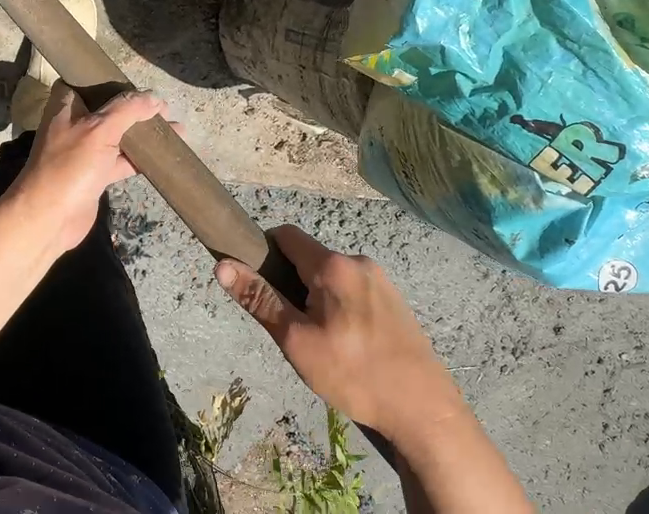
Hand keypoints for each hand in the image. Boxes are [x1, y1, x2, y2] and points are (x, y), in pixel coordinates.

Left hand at [4, 85, 168, 251]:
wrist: (50, 218)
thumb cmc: (69, 167)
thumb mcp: (98, 130)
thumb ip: (126, 110)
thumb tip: (153, 97)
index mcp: (66, 107)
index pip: (87, 82)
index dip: (112, 81)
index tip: (138, 82)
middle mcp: (73, 125)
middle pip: (107, 109)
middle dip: (135, 108)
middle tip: (165, 108)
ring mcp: (84, 151)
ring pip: (117, 135)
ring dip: (142, 133)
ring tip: (175, 128)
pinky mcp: (94, 175)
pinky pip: (121, 160)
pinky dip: (140, 157)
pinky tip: (162, 155)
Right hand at [216, 225, 467, 443]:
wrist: (426, 414)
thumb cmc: (355, 375)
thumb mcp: (296, 340)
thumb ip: (259, 299)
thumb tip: (222, 265)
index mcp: (334, 265)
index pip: (285, 235)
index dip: (263, 252)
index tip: (257, 284)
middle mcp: (359, 262)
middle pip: (308, 259)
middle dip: (290, 283)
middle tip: (290, 327)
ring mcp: (382, 282)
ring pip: (330, 279)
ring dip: (315, 299)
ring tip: (320, 343)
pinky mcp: (396, 303)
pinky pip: (353, 293)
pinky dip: (339, 309)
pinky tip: (346, 347)